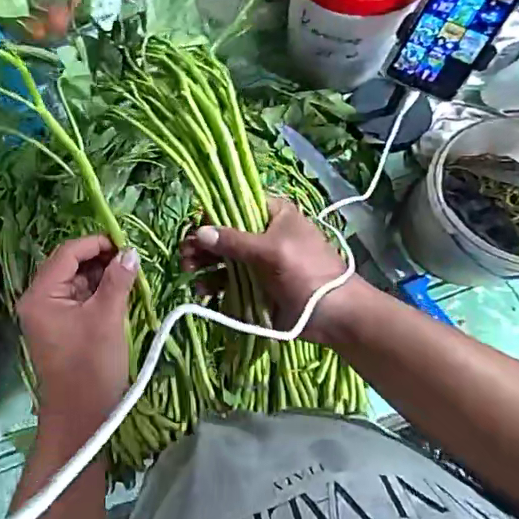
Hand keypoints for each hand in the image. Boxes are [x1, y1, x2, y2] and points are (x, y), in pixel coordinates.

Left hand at [17, 235, 139, 430]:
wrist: (81, 418)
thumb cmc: (91, 367)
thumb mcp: (108, 318)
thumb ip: (118, 281)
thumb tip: (130, 252)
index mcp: (40, 295)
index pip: (66, 253)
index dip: (96, 243)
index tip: (126, 243)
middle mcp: (38, 299)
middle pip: (69, 265)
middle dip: (100, 259)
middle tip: (131, 259)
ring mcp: (48, 314)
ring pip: (76, 281)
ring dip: (101, 275)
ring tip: (130, 274)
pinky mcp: (61, 326)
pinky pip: (78, 298)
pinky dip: (98, 292)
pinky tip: (120, 292)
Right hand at [186, 198, 371, 345]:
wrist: (334, 315)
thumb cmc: (307, 272)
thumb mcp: (271, 251)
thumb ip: (234, 241)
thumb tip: (199, 232)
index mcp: (274, 214)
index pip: (236, 203)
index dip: (213, 214)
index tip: (195, 229)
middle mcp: (264, 232)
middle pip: (224, 231)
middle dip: (202, 242)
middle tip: (184, 255)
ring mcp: (259, 260)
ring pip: (222, 256)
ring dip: (203, 262)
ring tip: (187, 271)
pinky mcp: (255, 284)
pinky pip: (228, 279)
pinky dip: (213, 282)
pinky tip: (202, 290)